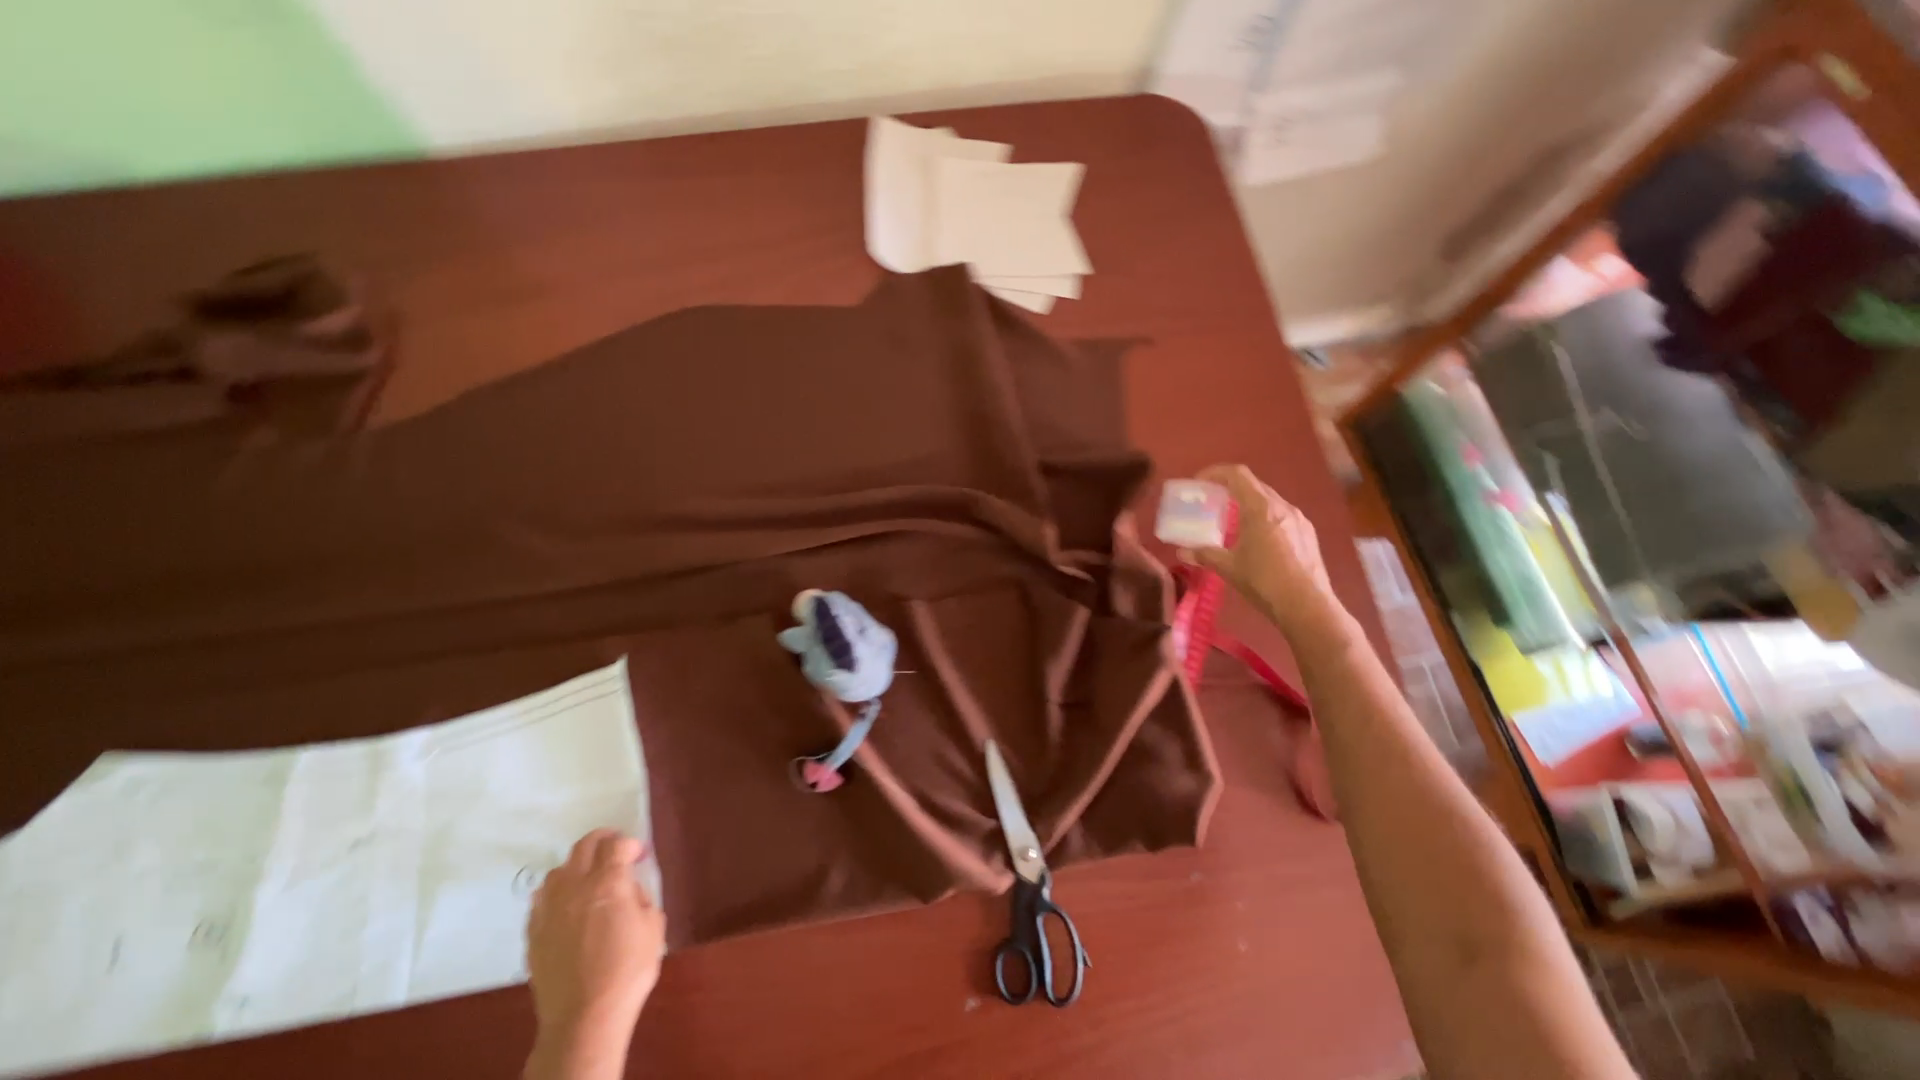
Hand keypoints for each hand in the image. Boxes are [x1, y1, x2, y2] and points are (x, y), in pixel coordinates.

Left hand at [525, 829, 664, 1079]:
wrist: (585, 1015)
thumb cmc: (628, 970)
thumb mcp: (653, 928)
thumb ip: (642, 899)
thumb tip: (629, 889)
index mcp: (608, 883)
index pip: (617, 845)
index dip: (631, 844)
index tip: (640, 853)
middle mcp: (574, 887)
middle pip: (584, 846)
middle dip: (603, 840)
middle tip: (615, 849)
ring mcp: (549, 908)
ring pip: (558, 870)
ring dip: (576, 866)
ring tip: (588, 879)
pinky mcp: (533, 931)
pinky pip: (542, 899)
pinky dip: (557, 893)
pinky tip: (566, 907)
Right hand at [1189, 464, 1339, 635]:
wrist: (1307, 606)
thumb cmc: (1264, 582)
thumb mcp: (1229, 568)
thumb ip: (1204, 555)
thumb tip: (1182, 552)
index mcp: (1261, 508)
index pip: (1237, 475)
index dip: (1215, 473)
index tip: (1199, 483)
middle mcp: (1283, 507)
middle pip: (1254, 485)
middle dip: (1230, 488)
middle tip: (1212, 502)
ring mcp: (1299, 520)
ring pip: (1269, 500)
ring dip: (1248, 504)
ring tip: (1233, 522)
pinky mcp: (1308, 534)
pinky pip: (1282, 515)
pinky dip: (1264, 517)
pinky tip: (1258, 540)